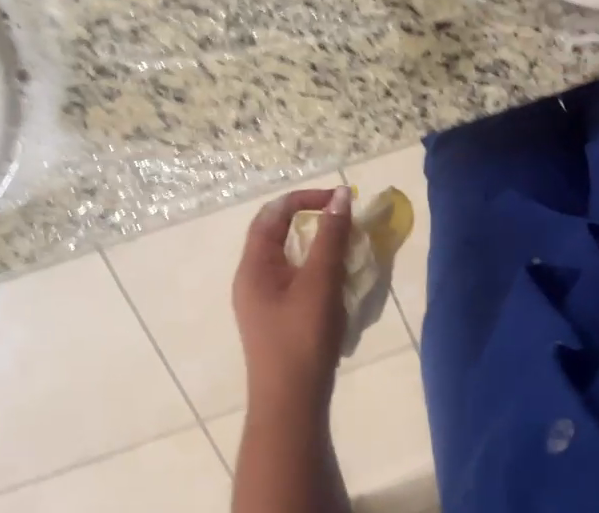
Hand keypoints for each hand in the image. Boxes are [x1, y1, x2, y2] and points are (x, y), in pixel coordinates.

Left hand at [233, 186, 352, 411]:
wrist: (290, 403)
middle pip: (277, 231)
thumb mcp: (320, 281)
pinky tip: (337, 278)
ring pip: (288, 255)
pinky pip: (294, 276)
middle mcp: (252, 278)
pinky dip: (316, 265)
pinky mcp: (276, 316)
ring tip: (346, 244)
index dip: (306, 198)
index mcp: (254, 266)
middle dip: (311, 217)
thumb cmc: (302, 337)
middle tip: (345, 217)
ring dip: (316, 242)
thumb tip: (341, 195)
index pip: (273, 213)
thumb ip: (331, 235)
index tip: (341, 199)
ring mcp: (263, 300)